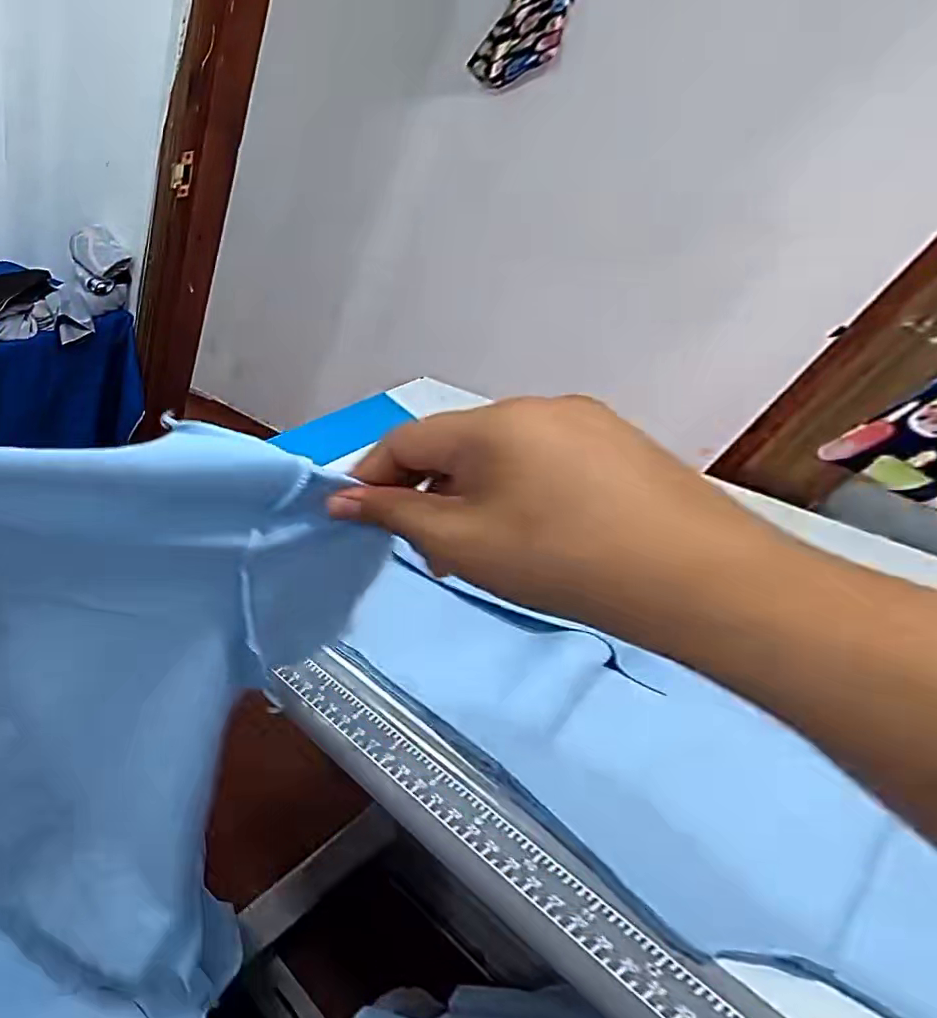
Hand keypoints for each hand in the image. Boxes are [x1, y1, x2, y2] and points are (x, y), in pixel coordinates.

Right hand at [324, 396, 788, 629]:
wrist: (704, 585)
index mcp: (491, 424)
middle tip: (415, 540)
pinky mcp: (618, 446)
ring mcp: (586, 423)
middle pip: (447, 445)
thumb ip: (388, 513)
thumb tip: (337, 499)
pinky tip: (519, 531)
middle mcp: (537, 408)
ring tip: (468, 544)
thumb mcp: (454, 540)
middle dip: (417, 489)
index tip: (354, 517)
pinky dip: (506, 489)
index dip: (368, 478)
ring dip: (461, 492)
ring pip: (491, 454)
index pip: (402, 441)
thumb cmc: (557, 558)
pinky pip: (535, 459)